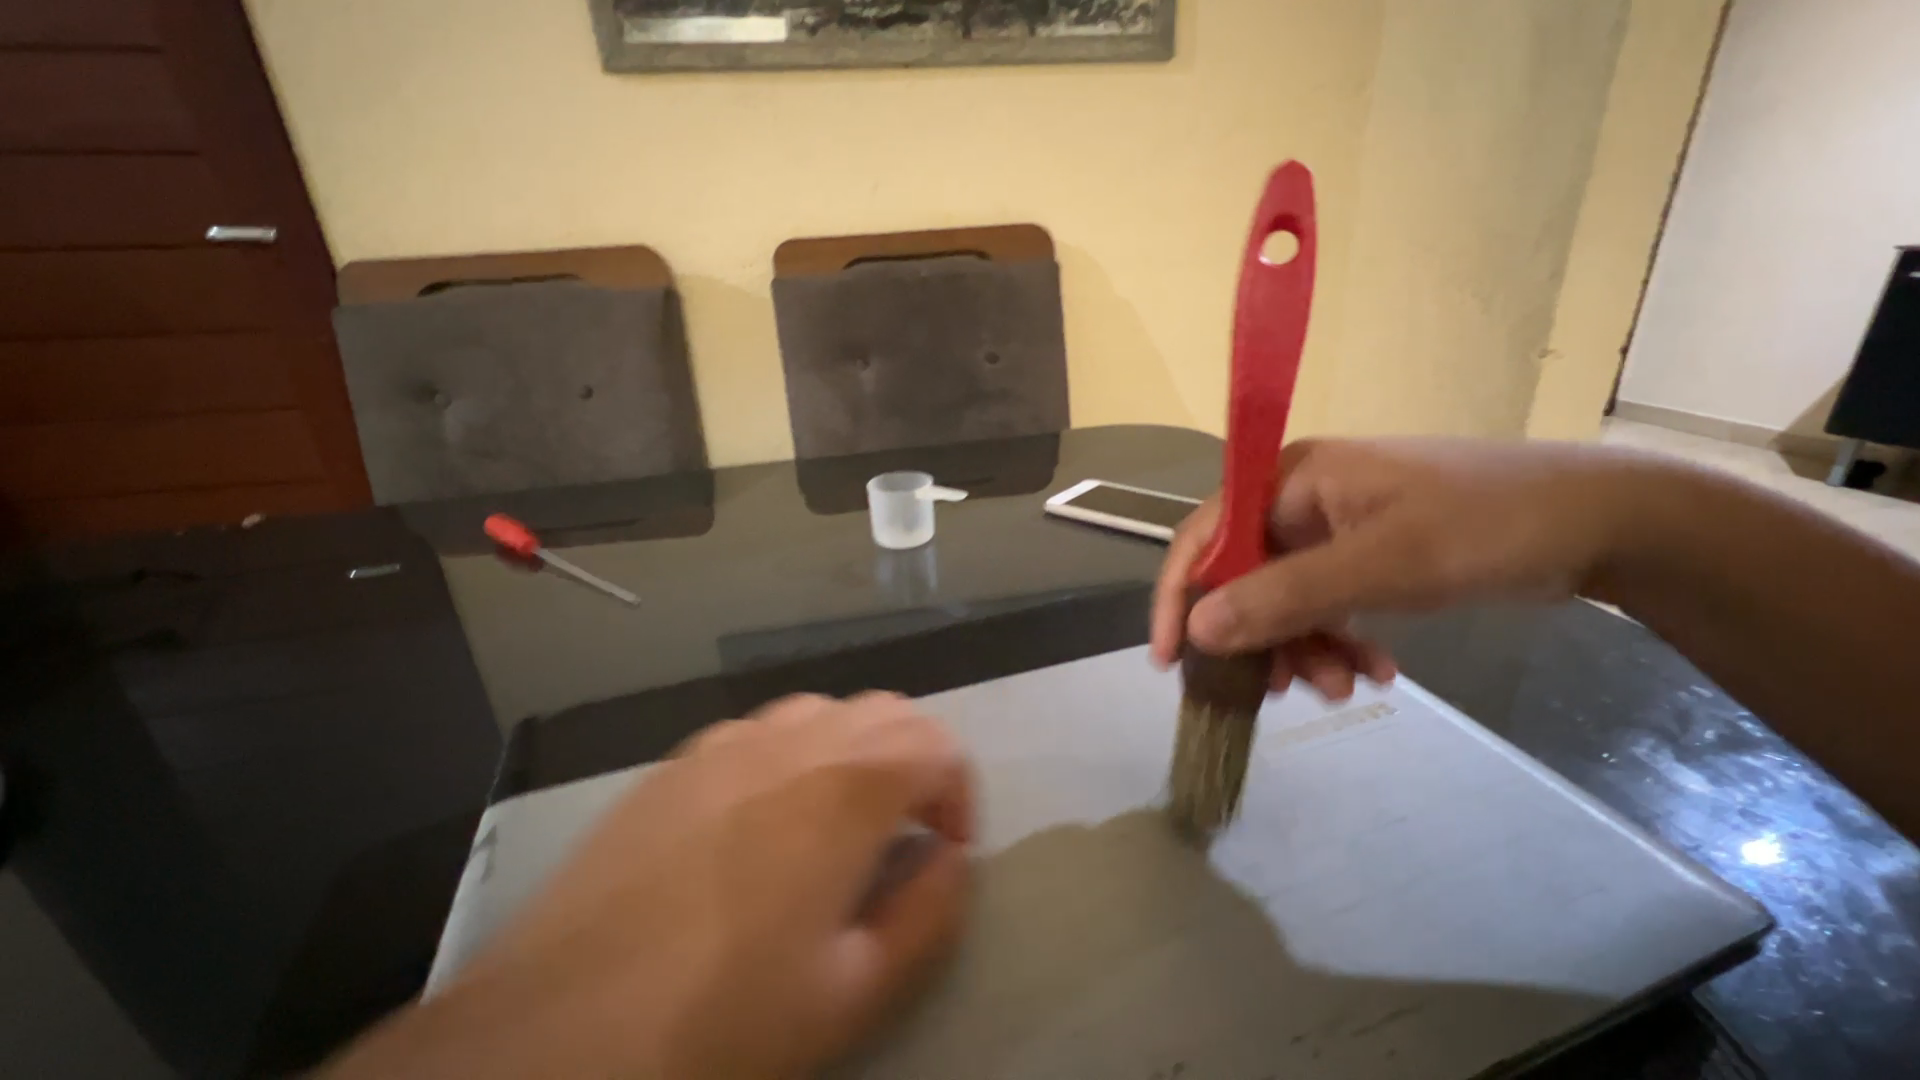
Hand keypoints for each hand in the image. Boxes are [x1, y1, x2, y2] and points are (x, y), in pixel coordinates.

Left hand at [325, 693, 973, 1079]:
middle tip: (906, 833)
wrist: (557, 1031)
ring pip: (819, 711)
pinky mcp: (673, 765)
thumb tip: (951, 857)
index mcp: (844, 792)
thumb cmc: (723, 1018)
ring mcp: (722, 746)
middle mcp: (788, 745)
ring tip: (839, 823)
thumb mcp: (854, 991)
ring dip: (853, 750)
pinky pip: (756, 732)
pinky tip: (763, 823)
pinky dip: (791, 755)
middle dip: (916, 759)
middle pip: (884, 710)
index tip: (946, 850)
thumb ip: (929, 913)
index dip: (959, 793)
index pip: (936, 744)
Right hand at [1151, 438, 1640, 696]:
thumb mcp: (1382, 565)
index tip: (1172, 662)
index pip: (1204, 537)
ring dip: (1307, 648)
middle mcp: (1299, 498)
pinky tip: (1377, 672)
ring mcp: (1334, 527)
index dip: (1180, 598)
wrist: (1601, 523)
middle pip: (1244, 576)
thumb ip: (1285, 597)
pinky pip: (1326, 604)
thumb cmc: (1486, 527)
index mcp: (1289, 478)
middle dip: (1262, 638)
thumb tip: (1197, 631)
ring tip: (1351, 687)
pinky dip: (1341, 641)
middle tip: (1285, 691)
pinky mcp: (1366, 553)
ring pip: (1285, 599)